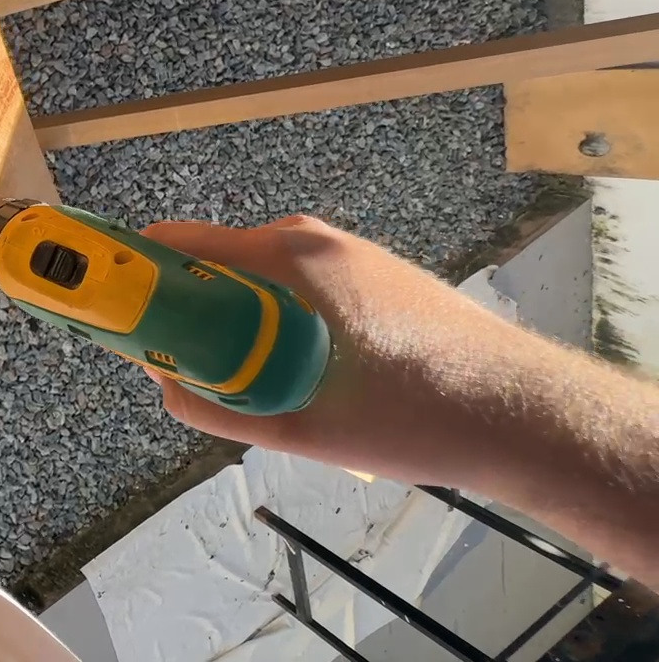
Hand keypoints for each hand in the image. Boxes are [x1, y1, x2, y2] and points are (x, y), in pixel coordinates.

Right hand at [138, 216, 548, 487]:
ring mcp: (338, 248)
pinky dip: (273, 309)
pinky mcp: (364, 266)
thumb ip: (213, 406)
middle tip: (196, 356)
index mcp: (281, 254)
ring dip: (234, 310)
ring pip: (249, 270)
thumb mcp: (297, 426)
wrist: (539, 420)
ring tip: (256, 367)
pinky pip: (288, 278)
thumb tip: (160, 384)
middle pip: (209, 257)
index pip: (173, 239)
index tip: (124, 307)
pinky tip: (302, 359)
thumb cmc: (415, 413)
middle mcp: (303, 237)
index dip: (137, 270)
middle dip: (189, 302)